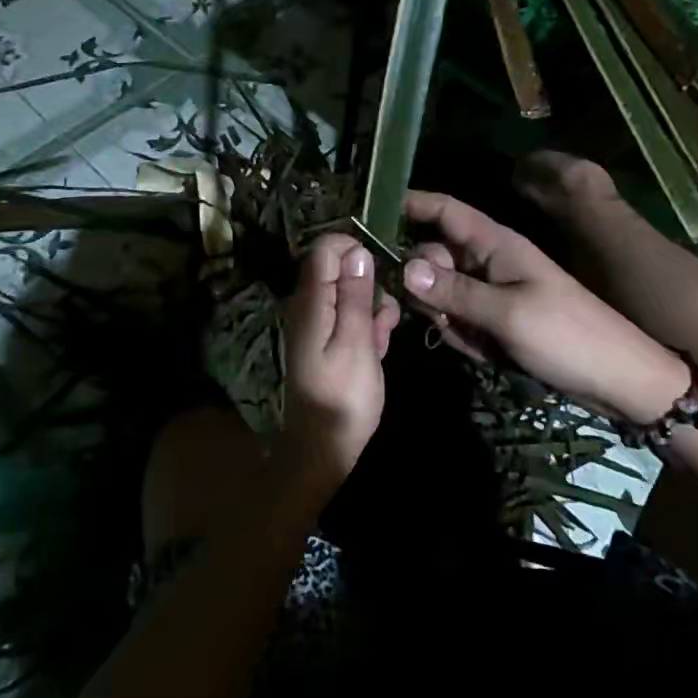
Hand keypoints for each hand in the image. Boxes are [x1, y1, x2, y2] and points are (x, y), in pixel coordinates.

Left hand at [280, 233, 400, 487]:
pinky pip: (349, 319)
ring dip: (372, 306)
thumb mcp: (356, 343)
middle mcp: (309, 307)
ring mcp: (317, 326)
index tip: (382, 267)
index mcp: (311, 302)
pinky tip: (379, 344)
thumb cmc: (343, 396)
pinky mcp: (327, 343)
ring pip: (349, 295)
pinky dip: (367, 325)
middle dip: (369, 281)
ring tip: (385, 332)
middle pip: (338, 270)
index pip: (323, 249)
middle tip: (387, 311)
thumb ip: (356, 296)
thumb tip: (357, 251)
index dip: (354, 248)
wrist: (323, 449)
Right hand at [401, 191, 684, 425]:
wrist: (616, 378)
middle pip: (433, 257)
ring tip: (478, 342)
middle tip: (443, 318)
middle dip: (426, 286)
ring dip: (448, 320)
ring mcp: (492, 292)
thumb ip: (453, 291)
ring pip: (442, 295)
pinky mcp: (496, 320)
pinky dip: (466, 338)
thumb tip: (404, 266)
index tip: (369, 213)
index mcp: (496, 243)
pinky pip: (460, 321)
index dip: (410, 205)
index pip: (445, 210)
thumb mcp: (506, 313)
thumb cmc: (566, 335)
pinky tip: (490, 355)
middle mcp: (489, 261)